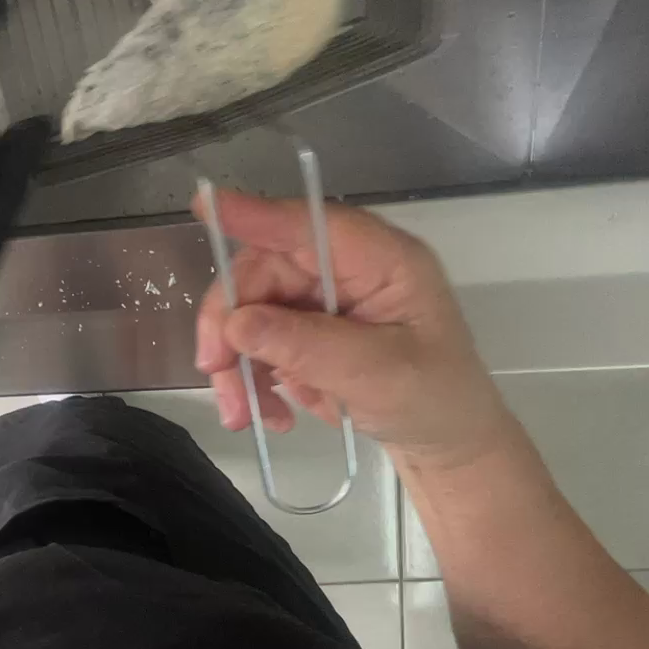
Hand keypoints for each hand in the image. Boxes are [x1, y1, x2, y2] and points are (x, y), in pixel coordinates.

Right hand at [193, 189, 513, 471]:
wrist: (442, 442)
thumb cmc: (433, 400)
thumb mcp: (379, 375)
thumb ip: (309, 346)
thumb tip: (237, 324)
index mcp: (379, 262)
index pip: (309, 226)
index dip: (256, 216)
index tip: (206, 206)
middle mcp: (340, 272)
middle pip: (258, 276)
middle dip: (228, 326)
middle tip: (215, 370)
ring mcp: (314, 302)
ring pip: (241, 315)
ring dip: (232, 366)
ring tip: (242, 415)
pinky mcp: (295, 332)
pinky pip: (247, 346)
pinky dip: (244, 382)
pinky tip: (265, 413)